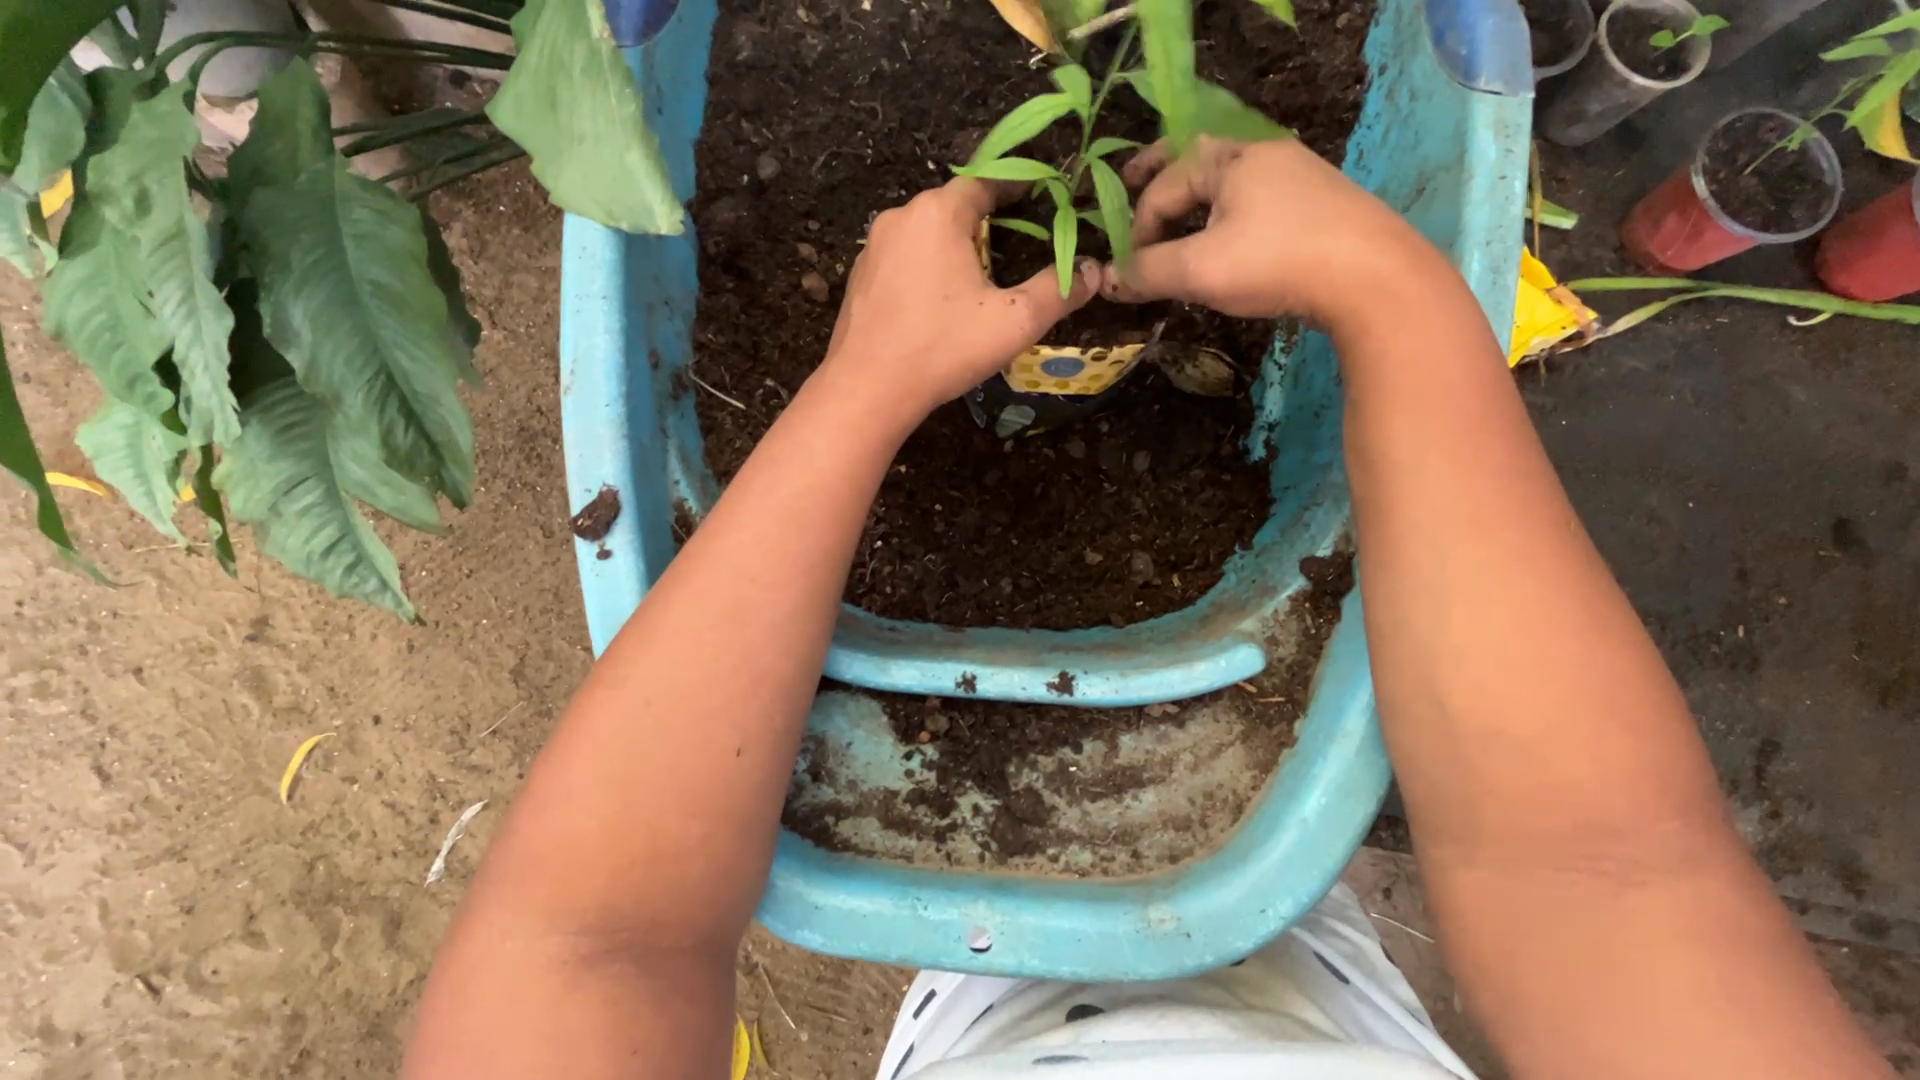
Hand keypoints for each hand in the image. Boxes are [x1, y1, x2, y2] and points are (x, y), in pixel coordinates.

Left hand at [818, 177, 1099, 421]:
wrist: (868, 390)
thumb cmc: (943, 348)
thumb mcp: (1014, 321)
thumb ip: (1059, 291)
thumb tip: (1094, 272)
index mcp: (937, 213)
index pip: (984, 181)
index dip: (1015, 187)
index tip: (1040, 198)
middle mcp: (900, 219)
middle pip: (952, 208)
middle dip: (984, 223)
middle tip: (1014, 248)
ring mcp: (872, 249)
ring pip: (924, 236)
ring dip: (952, 249)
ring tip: (978, 280)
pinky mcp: (859, 280)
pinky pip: (901, 262)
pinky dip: (924, 272)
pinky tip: (938, 305)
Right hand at [1101, 137, 1443, 330]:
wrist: (1374, 278)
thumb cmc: (1276, 262)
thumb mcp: (1200, 270)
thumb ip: (1147, 273)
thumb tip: (1108, 280)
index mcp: (1230, 159)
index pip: (1163, 187)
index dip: (1137, 228)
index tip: (1129, 269)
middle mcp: (1263, 154)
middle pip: (1197, 164)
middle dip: (1162, 184)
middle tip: (1133, 195)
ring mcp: (1298, 177)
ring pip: (1230, 186)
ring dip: (1197, 208)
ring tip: (1180, 237)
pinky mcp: (1321, 205)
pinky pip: (1258, 204)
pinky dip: (1230, 220)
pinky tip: (1232, 250)